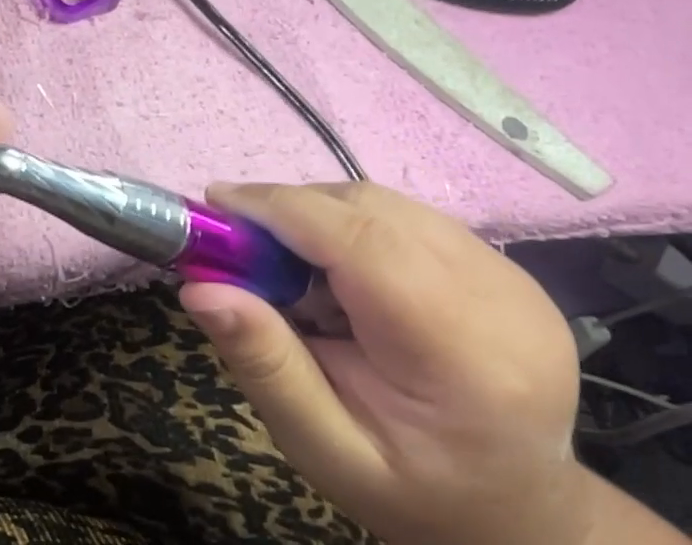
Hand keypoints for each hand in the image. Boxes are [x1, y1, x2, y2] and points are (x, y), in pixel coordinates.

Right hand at [180, 182, 590, 544]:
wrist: (512, 510)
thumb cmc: (406, 484)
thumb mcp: (319, 445)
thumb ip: (264, 364)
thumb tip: (200, 288)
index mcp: (459, 355)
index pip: (363, 243)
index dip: (280, 209)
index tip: (212, 208)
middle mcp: (501, 301)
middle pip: (373, 211)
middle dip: (291, 209)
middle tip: (239, 246)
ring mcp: (514, 280)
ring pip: (388, 204)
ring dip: (319, 215)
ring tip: (287, 266)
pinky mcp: (506, 270)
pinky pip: (409, 218)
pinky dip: (352, 225)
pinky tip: (335, 272)